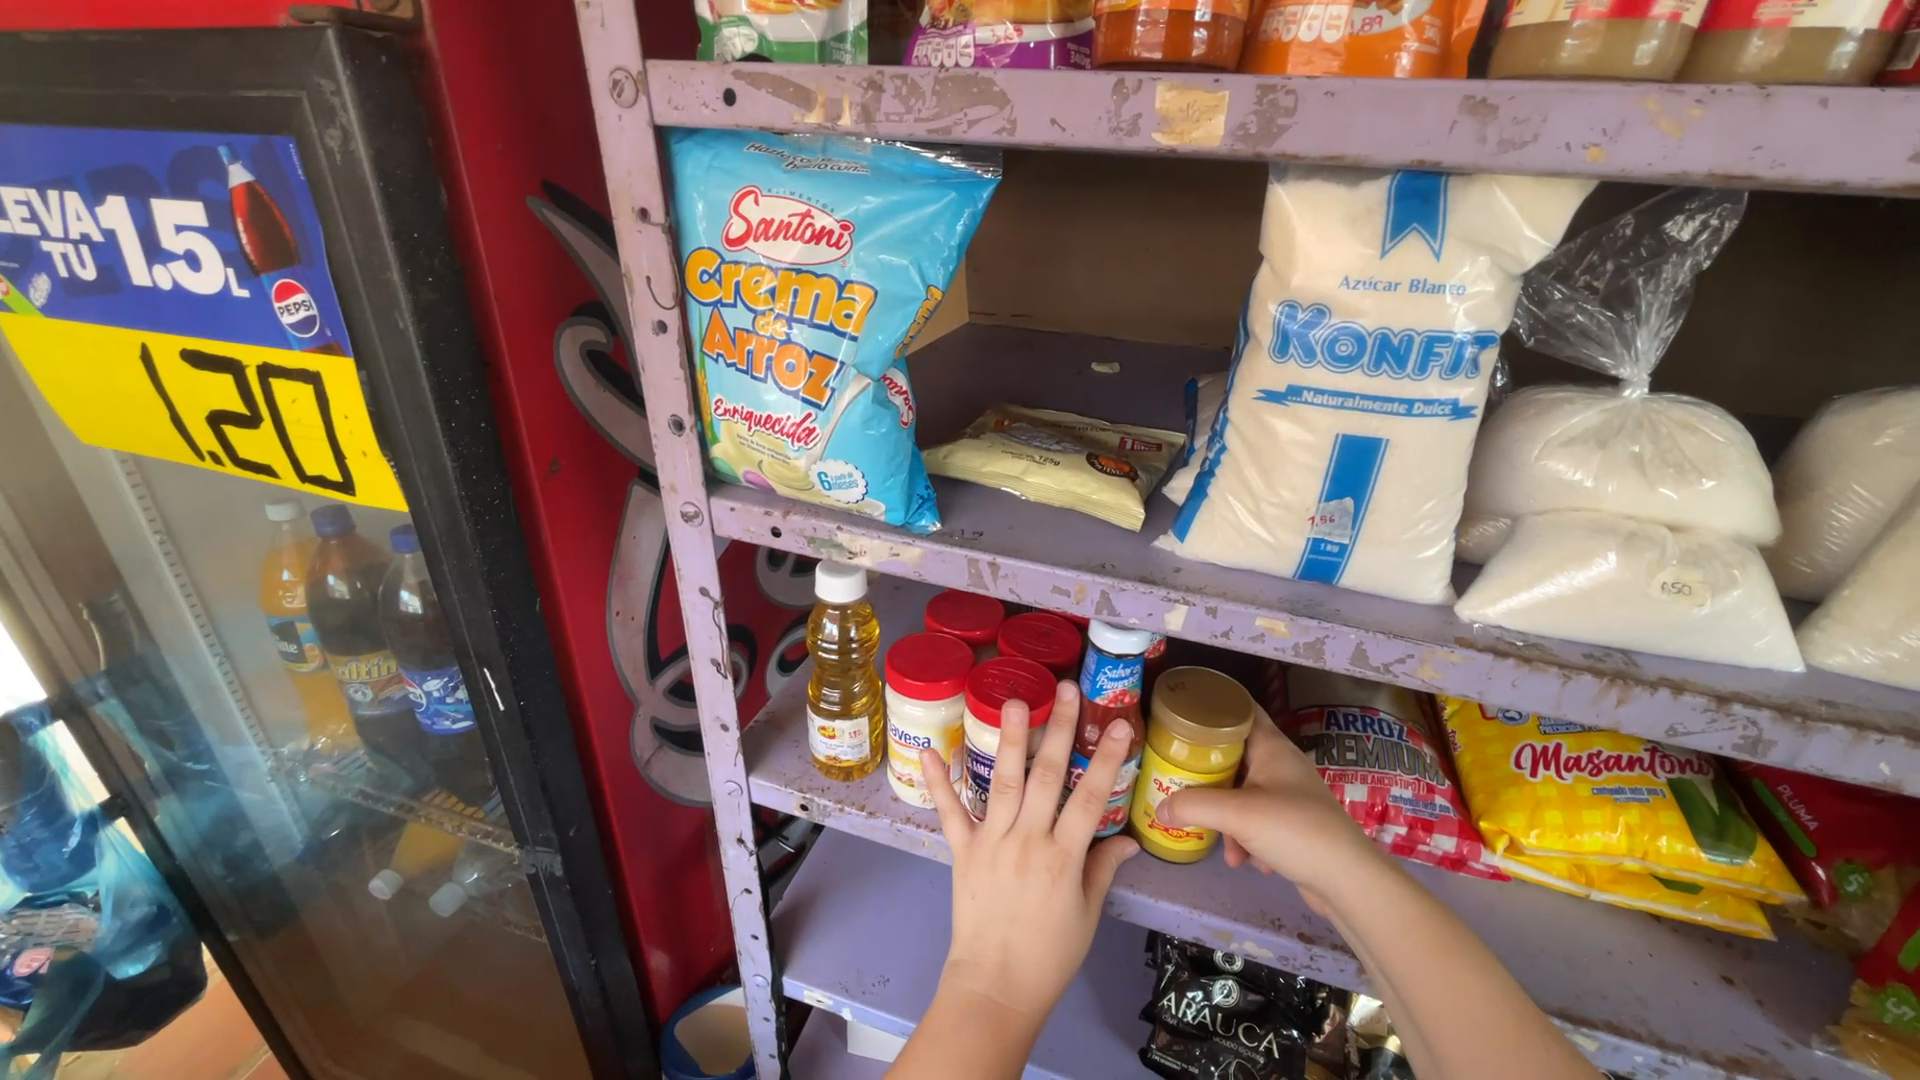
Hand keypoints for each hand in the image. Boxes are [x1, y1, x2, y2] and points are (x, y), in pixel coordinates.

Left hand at [919, 680, 1140, 1018]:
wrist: (996, 986)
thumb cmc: (1049, 955)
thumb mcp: (1087, 914)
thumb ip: (1103, 870)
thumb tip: (1128, 840)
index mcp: (1064, 857)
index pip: (1091, 797)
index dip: (1106, 758)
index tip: (1117, 723)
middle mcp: (1028, 840)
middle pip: (1046, 777)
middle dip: (1058, 730)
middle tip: (1064, 689)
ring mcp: (991, 842)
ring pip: (1003, 782)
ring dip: (1009, 740)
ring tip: (1014, 701)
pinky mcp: (962, 851)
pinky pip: (950, 812)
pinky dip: (938, 782)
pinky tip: (929, 750)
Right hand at [1155, 710, 1382, 909]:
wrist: (1349, 880)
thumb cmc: (1295, 830)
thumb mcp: (1237, 814)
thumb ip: (1193, 807)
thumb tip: (1160, 808)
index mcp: (1272, 747)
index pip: (1240, 709)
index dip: (1212, 706)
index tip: (1181, 714)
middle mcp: (1281, 764)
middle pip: (1233, 755)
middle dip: (1207, 774)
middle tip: (1181, 780)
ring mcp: (1290, 795)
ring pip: (1242, 793)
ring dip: (1226, 816)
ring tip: (1221, 844)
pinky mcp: (1295, 824)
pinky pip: (1258, 820)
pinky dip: (1246, 837)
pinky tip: (1246, 861)